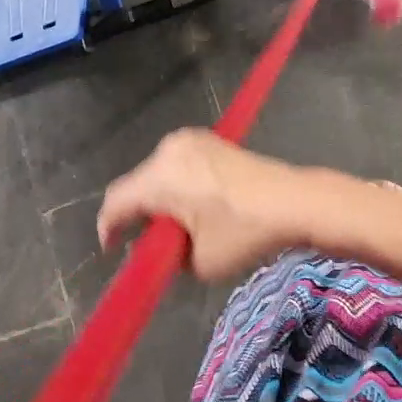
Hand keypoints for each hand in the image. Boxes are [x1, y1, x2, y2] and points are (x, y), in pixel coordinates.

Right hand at [96, 128, 312, 283]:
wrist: (293, 201)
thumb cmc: (243, 232)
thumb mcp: (198, 261)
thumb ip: (166, 256)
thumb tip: (160, 247)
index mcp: (159, 177)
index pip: (117, 201)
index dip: (109, 228)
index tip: (112, 250)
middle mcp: (168, 150)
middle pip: (136, 185)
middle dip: (137, 215)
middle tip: (149, 245)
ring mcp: (189, 140)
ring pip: (156, 174)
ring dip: (158, 200)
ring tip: (174, 229)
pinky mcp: (208, 140)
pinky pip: (177, 166)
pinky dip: (176, 186)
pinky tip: (193, 208)